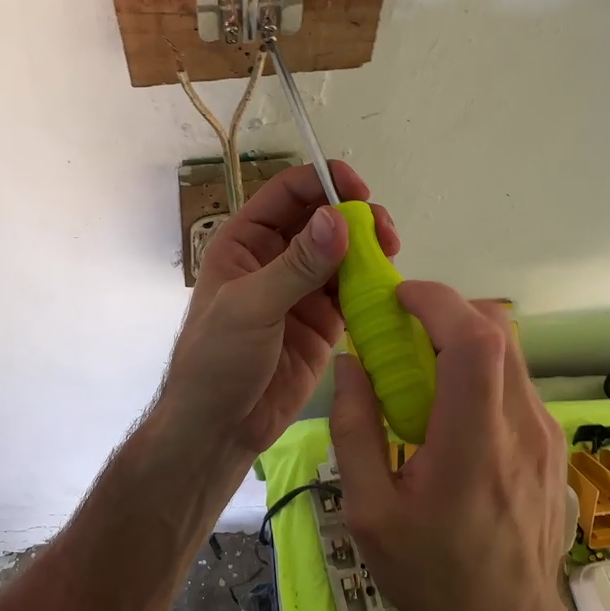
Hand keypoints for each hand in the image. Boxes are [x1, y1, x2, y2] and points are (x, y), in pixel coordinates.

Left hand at [160, 161, 398, 455]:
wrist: (219, 427)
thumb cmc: (217, 360)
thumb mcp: (251, 307)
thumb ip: (297, 265)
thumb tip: (338, 219)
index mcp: (244, 243)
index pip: (286, 194)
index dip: (322, 183)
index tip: (359, 191)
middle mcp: (274, 260)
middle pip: (321, 219)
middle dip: (354, 216)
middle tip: (384, 231)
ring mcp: (301, 291)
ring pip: (342, 254)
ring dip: (368, 249)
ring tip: (391, 254)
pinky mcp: (323, 323)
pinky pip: (353, 292)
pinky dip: (372, 285)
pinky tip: (389, 286)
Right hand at [329, 282, 571, 610]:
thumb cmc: (430, 574)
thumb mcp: (368, 512)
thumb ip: (354, 431)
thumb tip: (350, 367)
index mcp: (473, 441)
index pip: (473, 338)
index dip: (436, 301)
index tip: (396, 297)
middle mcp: (522, 428)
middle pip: (499, 332)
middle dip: (448, 312)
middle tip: (401, 332)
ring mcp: (545, 438)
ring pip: (511, 357)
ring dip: (464, 344)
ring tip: (419, 378)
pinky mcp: (551, 451)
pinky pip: (516, 389)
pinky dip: (481, 376)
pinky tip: (449, 420)